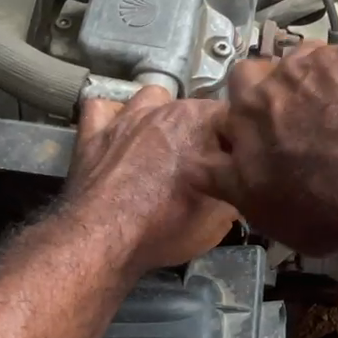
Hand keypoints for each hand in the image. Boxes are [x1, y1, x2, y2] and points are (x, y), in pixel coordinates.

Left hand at [63, 86, 238, 271]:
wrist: (104, 239)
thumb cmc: (170, 223)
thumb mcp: (226, 214)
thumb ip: (241, 183)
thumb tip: (244, 177)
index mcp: (204, 119)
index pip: (238, 117)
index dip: (245, 141)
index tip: (243, 165)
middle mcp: (167, 108)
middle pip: (198, 109)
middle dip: (207, 131)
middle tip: (209, 164)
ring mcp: (126, 117)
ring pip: (154, 98)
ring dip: (164, 115)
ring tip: (167, 143)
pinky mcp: (92, 133)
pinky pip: (104, 108)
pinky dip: (115, 118)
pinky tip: (123, 135)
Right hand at [203, 41, 337, 254]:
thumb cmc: (324, 211)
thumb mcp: (259, 209)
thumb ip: (225, 179)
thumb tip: (198, 166)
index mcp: (248, 110)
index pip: (239, 92)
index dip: (259, 109)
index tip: (276, 126)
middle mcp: (282, 77)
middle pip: (277, 67)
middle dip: (290, 85)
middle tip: (314, 116)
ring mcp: (329, 61)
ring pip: (322, 59)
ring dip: (331, 79)